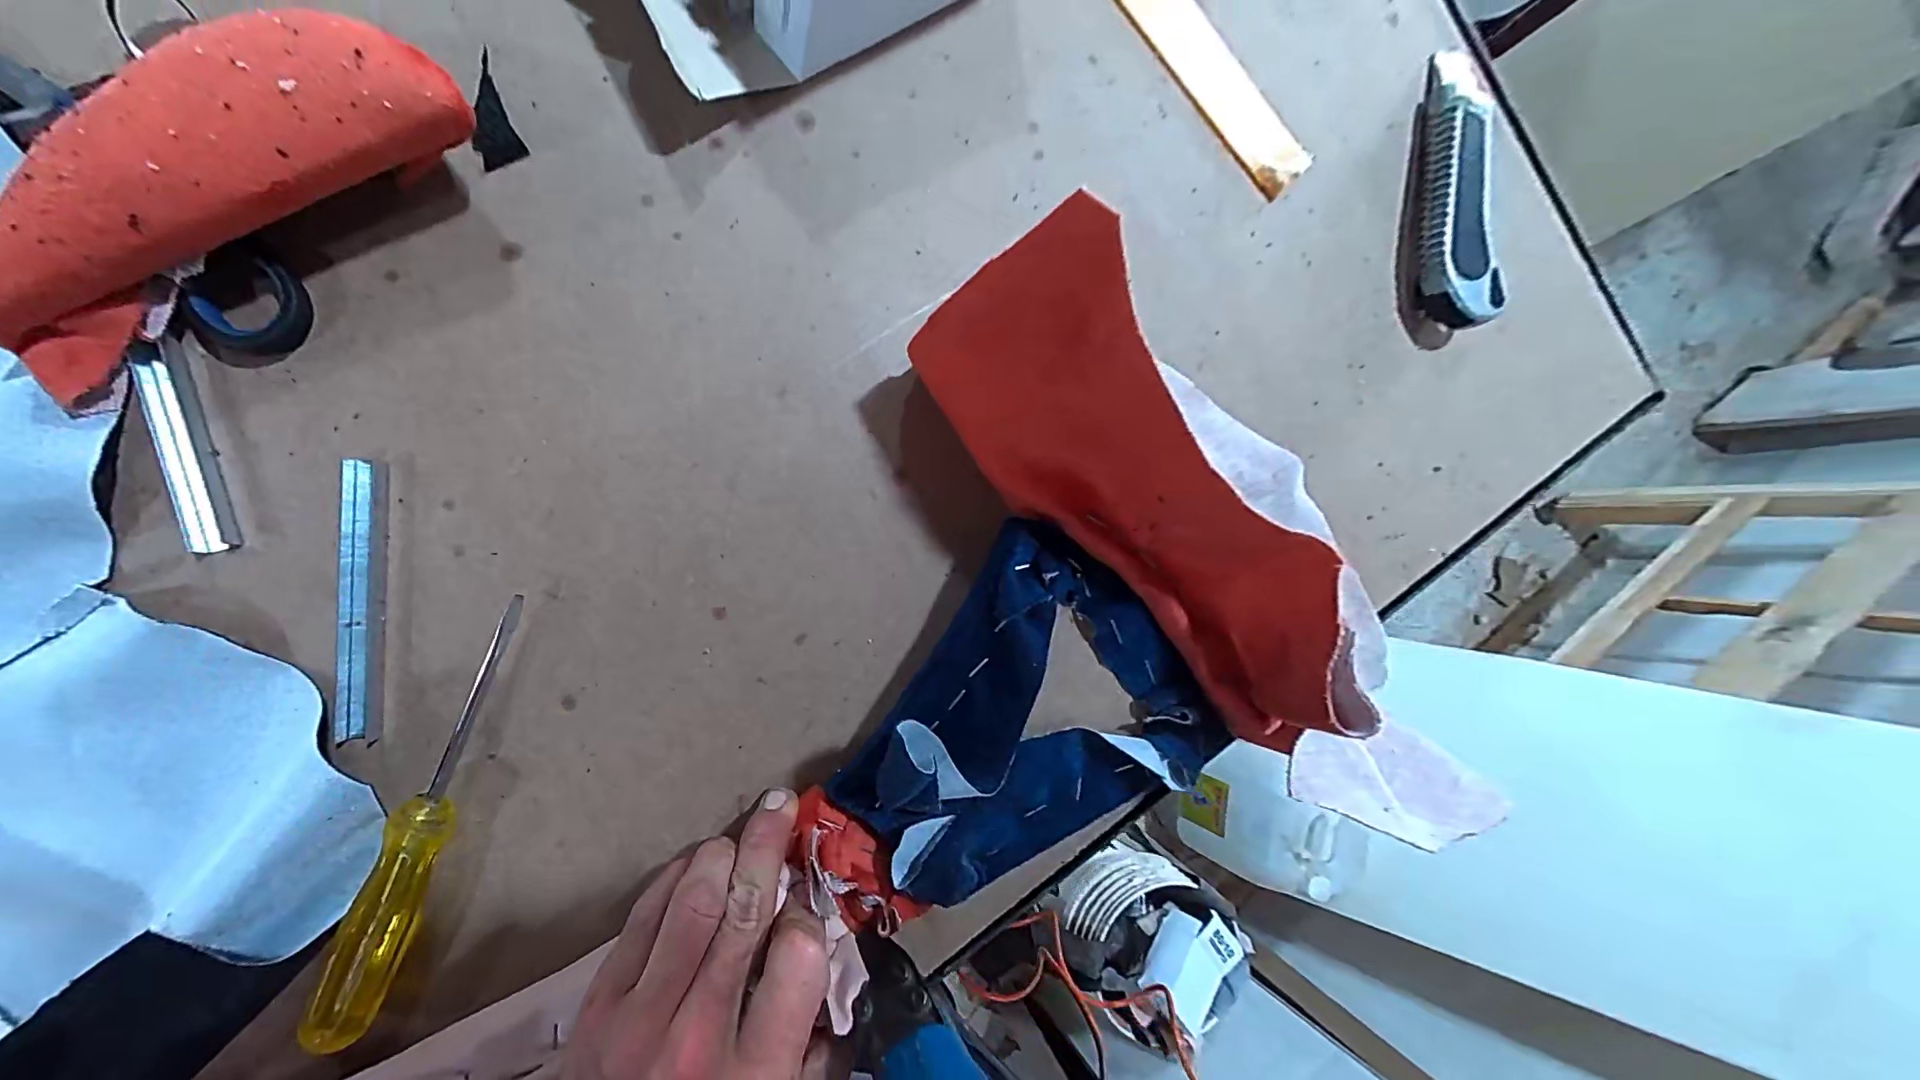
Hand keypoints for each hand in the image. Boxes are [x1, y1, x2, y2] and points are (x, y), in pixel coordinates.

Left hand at [561, 789, 834, 1078]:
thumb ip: (810, 1044)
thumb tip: (826, 961)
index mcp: (756, 1070)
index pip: (799, 952)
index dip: (806, 914)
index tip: (801, 907)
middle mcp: (699, 1035)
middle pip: (745, 909)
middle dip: (767, 845)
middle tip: (780, 804)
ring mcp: (640, 1018)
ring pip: (693, 899)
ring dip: (721, 852)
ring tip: (738, 837)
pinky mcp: (597, 1008)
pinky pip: (642, 917)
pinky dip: (674, 877)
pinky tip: (694, 864)